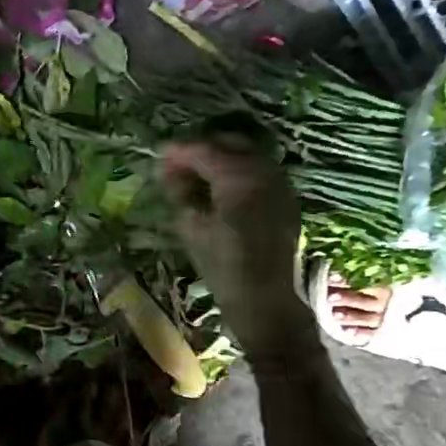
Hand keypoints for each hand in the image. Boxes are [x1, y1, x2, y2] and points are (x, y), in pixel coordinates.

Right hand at [161, 137, 313, 356]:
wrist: (267, 302)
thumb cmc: (224, 268)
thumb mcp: (192, 229)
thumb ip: (180, 193)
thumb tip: (169, 172)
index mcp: (238, 176)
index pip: (203, 150)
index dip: (178, 152)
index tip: (158, 156)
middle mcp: (264, 170)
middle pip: (229, 144)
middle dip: (202, 150)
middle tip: (178, 166)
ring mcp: (281, 184)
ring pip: (248, 156)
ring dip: (223, 160)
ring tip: (199, 178)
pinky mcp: (288, 200)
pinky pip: (261, 173)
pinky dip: (241, 173)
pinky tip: (224, 192)